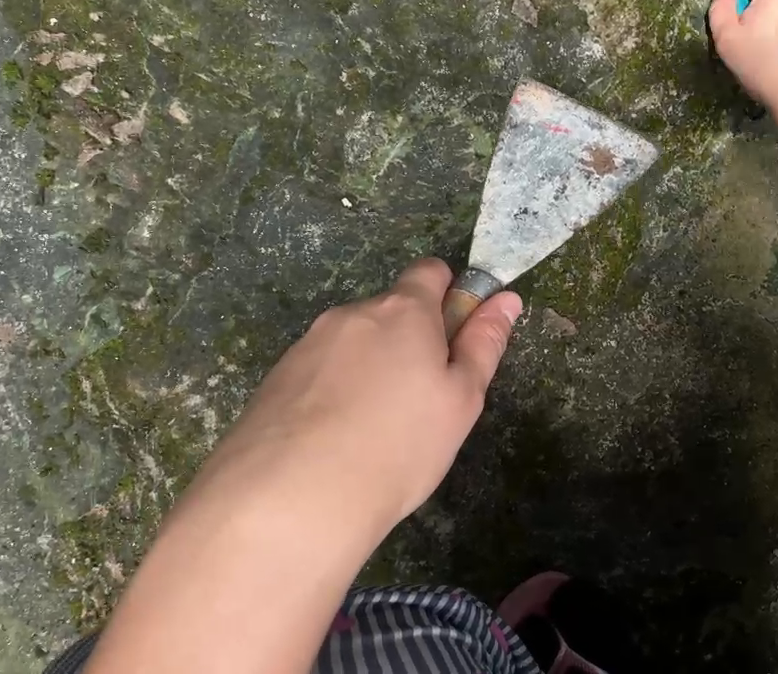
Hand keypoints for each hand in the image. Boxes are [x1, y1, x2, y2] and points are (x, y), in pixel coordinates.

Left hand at [84, 259, 519, 673]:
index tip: (455, 339)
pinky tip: (334, 446)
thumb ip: (485, 343)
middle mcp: (352, 315)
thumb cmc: (398, 445)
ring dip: (370, 369)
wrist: (285, 506)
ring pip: (353, 346)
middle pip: (391, 311)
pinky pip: (318, 376)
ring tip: (374, 432)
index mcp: (403, 310)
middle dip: (409, 341)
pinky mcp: (271, 384)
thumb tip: (506, 298)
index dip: (449, 295)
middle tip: (422, 401)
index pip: (430, 271)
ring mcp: (305, 348)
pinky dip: (332, 396)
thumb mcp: (462, 398)